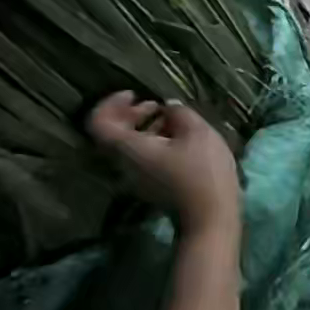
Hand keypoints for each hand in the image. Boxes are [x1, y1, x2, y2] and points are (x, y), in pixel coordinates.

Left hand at [88, 90, 240, 238]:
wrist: (210, 216)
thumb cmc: (203, 171)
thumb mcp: (198, 132)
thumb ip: (179, 113)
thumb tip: (168, 106)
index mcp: (129, 149)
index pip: (99, 122)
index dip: (111, 103)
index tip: (135, 93)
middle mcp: (124, 164)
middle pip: (112, 134)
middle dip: (131, 113)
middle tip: (157, 104)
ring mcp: (135, 178)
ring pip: (128, 146)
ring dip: (145, 127)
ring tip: (173, 118)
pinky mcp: (150, 185)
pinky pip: (141, 157)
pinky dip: (153, 141)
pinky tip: (179, 138)